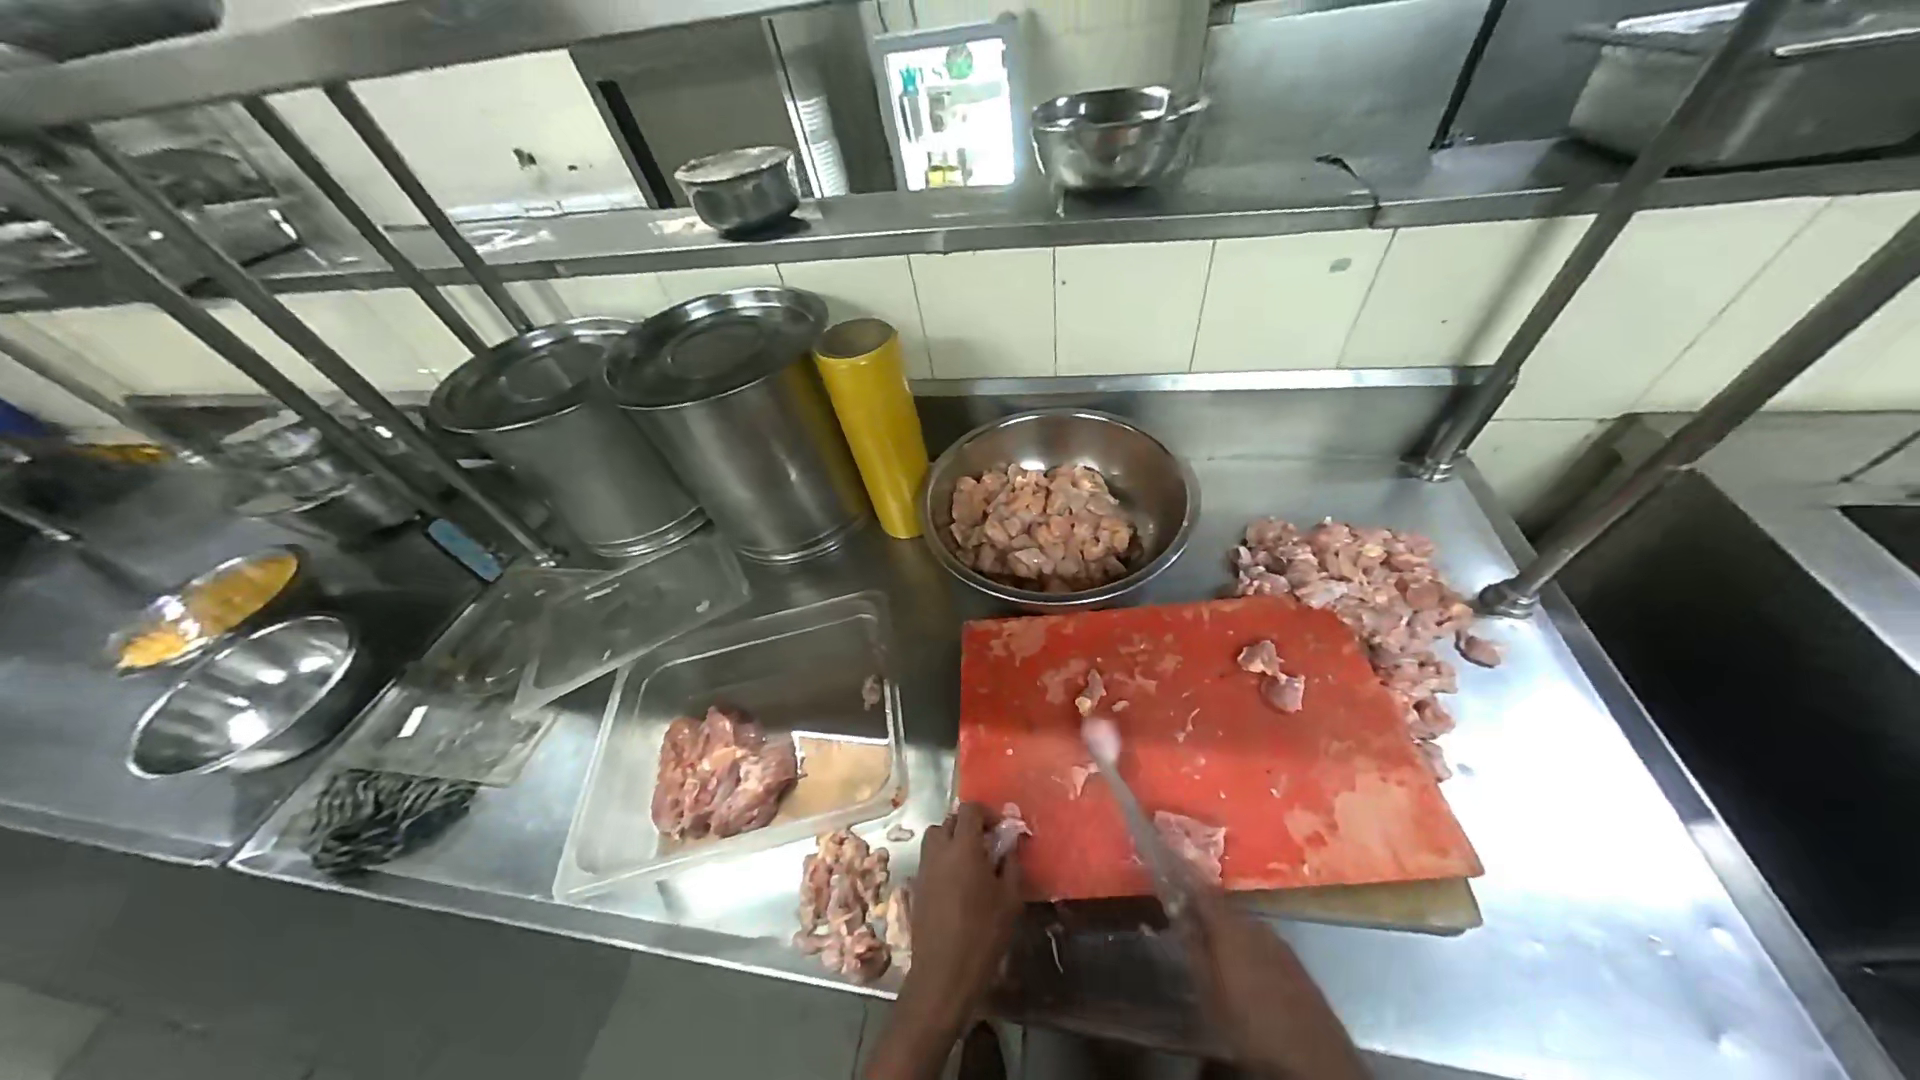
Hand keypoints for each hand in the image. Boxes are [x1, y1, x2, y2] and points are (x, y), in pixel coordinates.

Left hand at [865, 803, 1023, 1079]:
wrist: (944, 972)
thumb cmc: (983, 933)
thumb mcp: (1010, 899)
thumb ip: (1011, 864)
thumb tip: (1009, 846)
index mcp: (963, 847)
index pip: (969, 810)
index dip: (986, 813)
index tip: (1001, 830)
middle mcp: (938, 851)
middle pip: (949, 821)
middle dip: (968, 826)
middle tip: (988, 845)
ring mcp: (923, 868)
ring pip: (935, 838)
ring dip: (952, 841)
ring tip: (972, 863)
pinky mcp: (916, 887)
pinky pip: (929, 860)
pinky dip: (943, 861)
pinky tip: (958, 885)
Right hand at [1183, 889, 1367, 1079]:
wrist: (1314, 1058)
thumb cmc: (1251, 1026)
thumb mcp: (1210, 993)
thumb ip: (1195, 950)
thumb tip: (1181, 916)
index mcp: (1230, 928)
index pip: (1203, 893)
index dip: (1186, 886)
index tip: (1172, 884)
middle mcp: (1256, 925)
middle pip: (1225, 906)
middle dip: (1206, 909)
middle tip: (1188, 918)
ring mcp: (1279, 941)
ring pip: (1245, 923)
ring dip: (1228, 926)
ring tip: (1213, 941)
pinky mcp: (1294, 960)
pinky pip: (1262, 939)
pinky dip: (1248, 942)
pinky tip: (1243, 961)